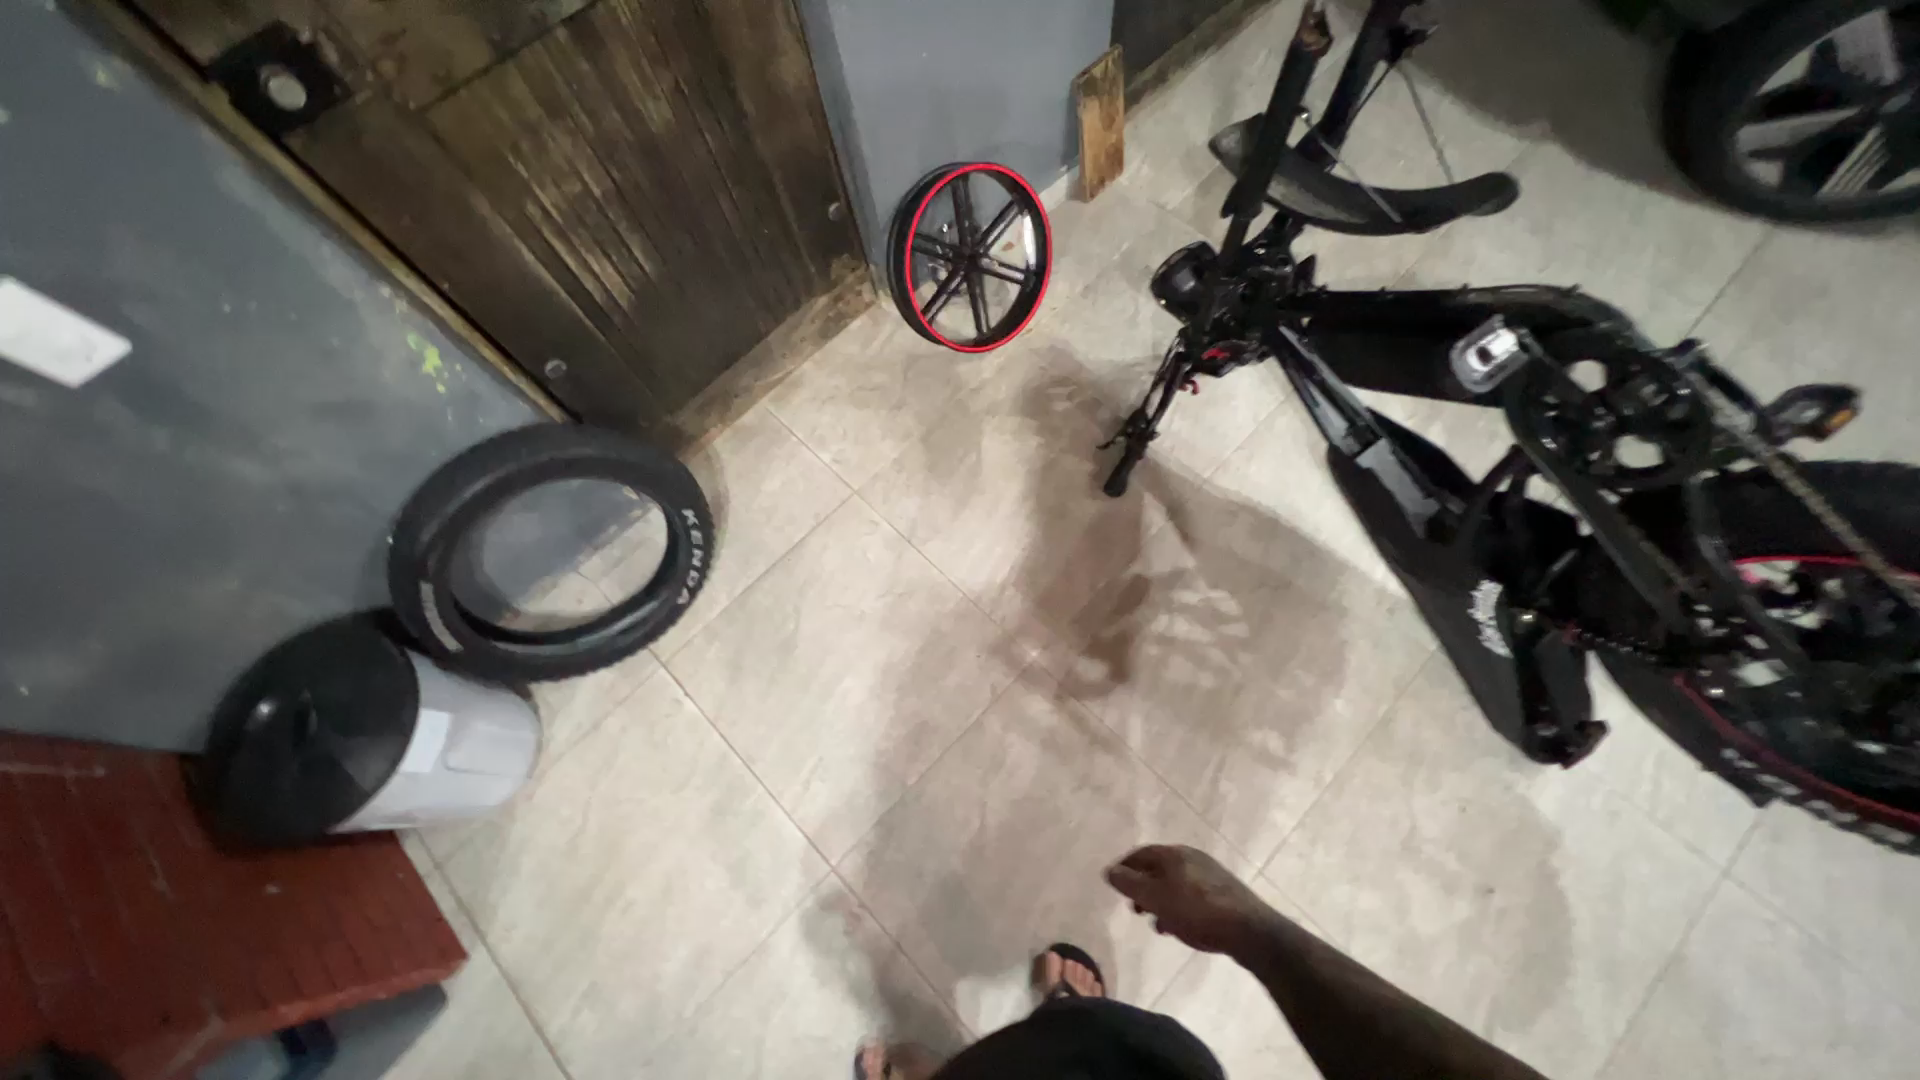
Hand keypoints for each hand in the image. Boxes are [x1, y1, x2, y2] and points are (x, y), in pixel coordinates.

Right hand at [1105, 844, 1279, 954]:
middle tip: (1133, 907)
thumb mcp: (1155, 898)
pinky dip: (1178, 906)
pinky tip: (1178, 927)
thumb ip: (1130, 884)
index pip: (1140, 854)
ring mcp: (1210, 874)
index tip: (1114, 884)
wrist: (1248, 930)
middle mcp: (1191, 857)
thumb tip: (1109, 870)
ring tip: (1155, 922)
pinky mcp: (1223, 892)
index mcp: (1173, 854)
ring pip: (1175, 883)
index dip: (1124, 868)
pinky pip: (1191, 895)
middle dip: (1143, 887)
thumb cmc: (1196, 911)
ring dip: (1161, 900)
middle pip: (1158, 868)